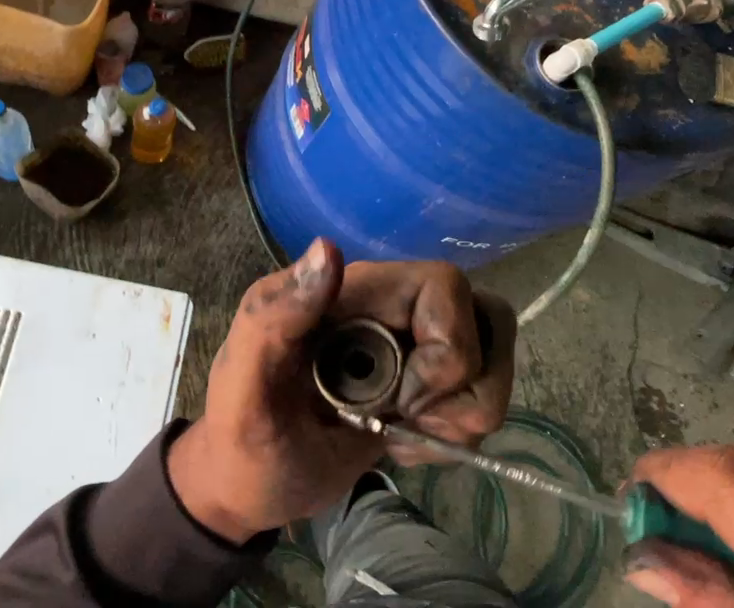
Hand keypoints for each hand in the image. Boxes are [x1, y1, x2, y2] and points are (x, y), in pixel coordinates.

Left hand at [167, 237, 516, 542]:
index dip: (446, 345)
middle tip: (406, 419)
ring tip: (400, 435)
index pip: (445, 284)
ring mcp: (416, 352)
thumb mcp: (243, 380)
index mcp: (355, 291)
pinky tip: (399, 444)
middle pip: (488, 320)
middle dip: (464, 389)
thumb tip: (328, 248)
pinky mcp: (427, 393)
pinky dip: (451, 440)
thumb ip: (277, 315)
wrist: (250, 486)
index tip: (402, 399)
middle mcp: (395, 312)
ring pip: (493, 363)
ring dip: (460, 418)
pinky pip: (479, 404)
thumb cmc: (240, 434)